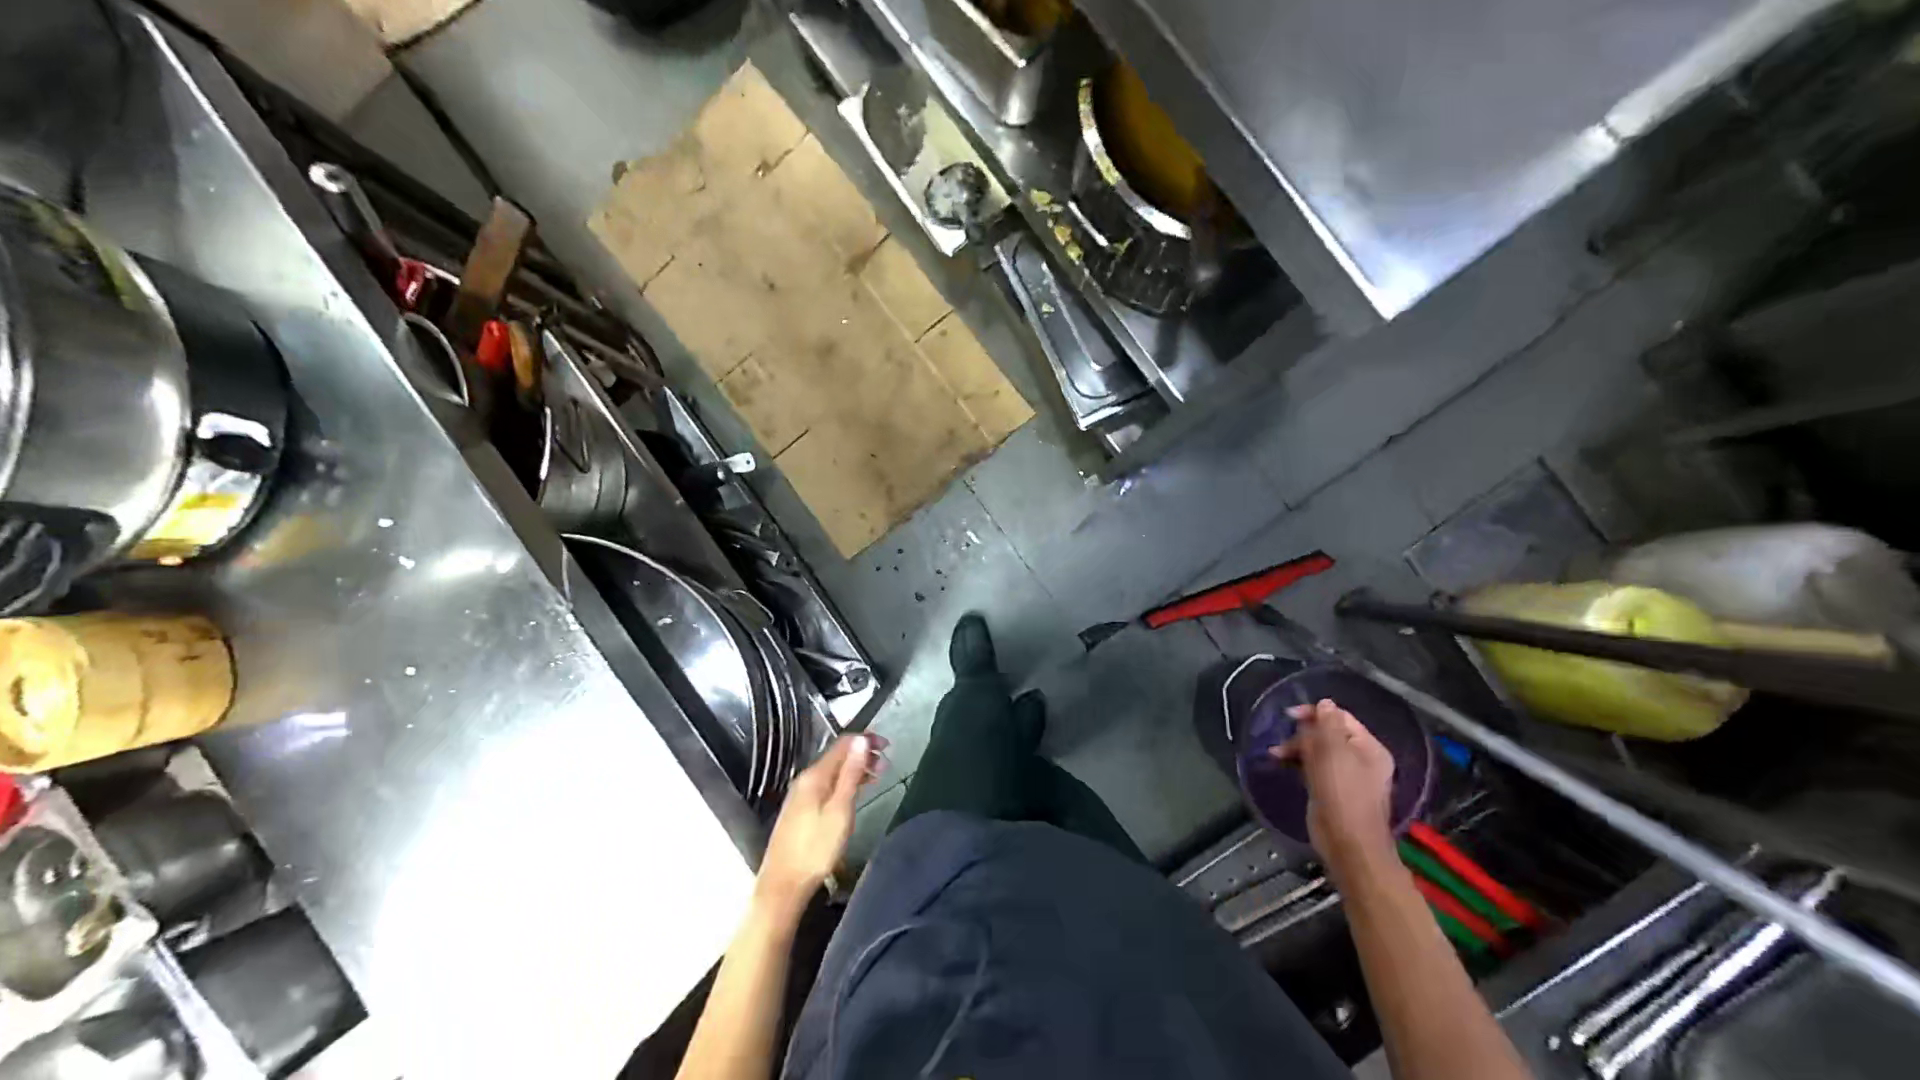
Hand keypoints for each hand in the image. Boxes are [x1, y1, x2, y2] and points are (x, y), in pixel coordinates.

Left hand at [753, 734, 885, 917]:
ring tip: (877, 776)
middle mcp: (806, 780)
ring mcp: (801, 795)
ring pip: (833, 772)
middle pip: (837, 757)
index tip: (887, 744)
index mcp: (815, 776)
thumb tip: (861, 741)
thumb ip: (851, 774)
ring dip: (855, 769)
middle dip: (863, 754)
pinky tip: (855, 793)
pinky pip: (827, 784)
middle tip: (886, 763)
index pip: (843, 744)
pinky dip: (845, 782)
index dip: (866, 740)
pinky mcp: (801, 810)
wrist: (784, 884)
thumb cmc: (816, 848)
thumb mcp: (840, 810)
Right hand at [1271, 699, 1395, 870]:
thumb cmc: (1342, 793)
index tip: (1289, 715)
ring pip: (1317, 750)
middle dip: (1303, 734)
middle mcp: (1360, 758)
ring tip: (1276, 754)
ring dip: (1296, 748)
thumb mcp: (1334, 753)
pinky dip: (1298, 762)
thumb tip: (1325, 703)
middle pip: (1327, 733)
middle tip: (1285, 743)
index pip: (1340, 718)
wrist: (1346, 841)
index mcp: (1368, 747)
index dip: (1315, 713)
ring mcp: (1345, 775)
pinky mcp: (1330, 788)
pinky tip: (1281, 763)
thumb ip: (1328, 725)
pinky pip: (1313, 766)